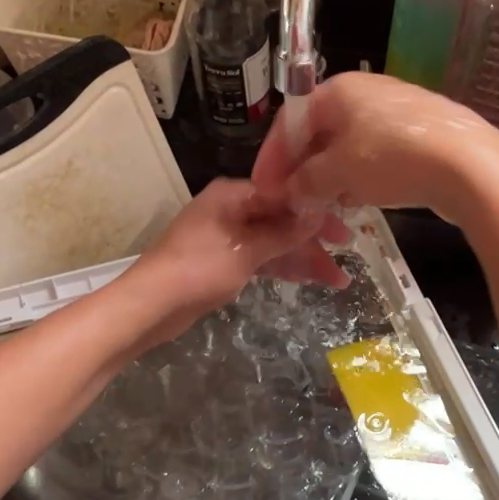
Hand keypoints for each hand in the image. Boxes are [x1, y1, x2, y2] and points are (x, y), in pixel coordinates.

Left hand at [124, 177, 351, 344]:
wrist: (153, 304)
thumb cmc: (198, 269)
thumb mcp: (247, 249)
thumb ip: (284, 233)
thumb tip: (318, 213)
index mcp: (233, 195)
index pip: (285, 195)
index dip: (316, 213)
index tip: (344, 231)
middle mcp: (232, 210)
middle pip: (283, 221)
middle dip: (314, 243)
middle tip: (345, 261)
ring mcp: (228, 237)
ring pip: (275, 243)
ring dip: (303, 260)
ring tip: (336, 281)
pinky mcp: (225, 262)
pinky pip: (263, 259)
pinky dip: (283, 268)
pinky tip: (307, 279)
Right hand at [251, 73, 498, 225]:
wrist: (468, 166)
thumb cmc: (392, 160)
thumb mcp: (338, 173)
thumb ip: (306, 180)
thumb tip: (292, 191)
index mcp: (338, 89)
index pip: (291, 121)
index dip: (273, 158)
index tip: (264, 190)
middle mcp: (366, 92)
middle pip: (321, 132)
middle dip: (304, 170)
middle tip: (294, 203)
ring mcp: (397, 111)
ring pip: (350, 147)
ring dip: (332, 178)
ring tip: (325, 209)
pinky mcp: (421, 134)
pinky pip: (377, 156)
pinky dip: (361, 178)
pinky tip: (361, 202)